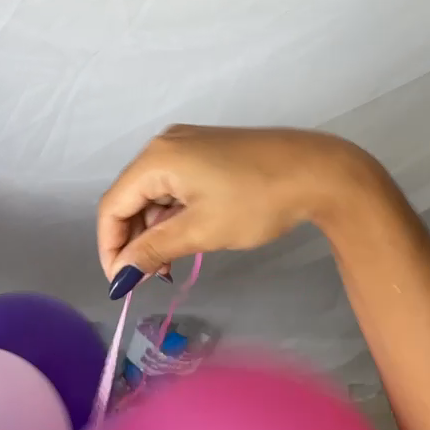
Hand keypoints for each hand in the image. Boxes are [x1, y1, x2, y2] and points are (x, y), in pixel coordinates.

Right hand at [96, 125, 384, 288]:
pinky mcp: (204, 152)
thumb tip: (120, 275)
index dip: (110, 247)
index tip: (120, 283)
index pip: (112, 206)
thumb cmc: (257, 201)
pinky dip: (171, 216)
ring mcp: (185, 145)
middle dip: (133, 241)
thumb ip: (153, 251)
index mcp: (156, 159)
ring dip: (153, 231)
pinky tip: (183, 240)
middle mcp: (164, 145)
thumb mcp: (201, 231)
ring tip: (168, 265)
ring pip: (151, 195)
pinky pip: (172, 186)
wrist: (319, 171)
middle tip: (147, 278)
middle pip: (129, 198)